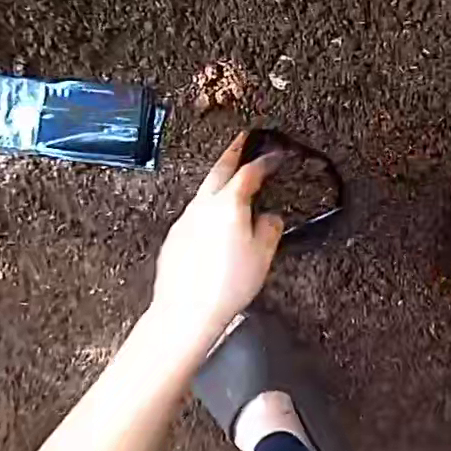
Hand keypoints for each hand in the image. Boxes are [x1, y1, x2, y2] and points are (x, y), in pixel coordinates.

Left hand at [149, 132, 286, 346]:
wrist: (186, 311)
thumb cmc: (226, 285)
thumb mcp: (262, 254)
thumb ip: (269, 228)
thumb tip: (270, 218)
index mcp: (229, 205)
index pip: (250, 172)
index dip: (265, 161)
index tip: (275, 155)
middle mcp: (204, 206)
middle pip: (219, 169)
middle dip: (232, 152)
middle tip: (242, 139)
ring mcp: (186, 220)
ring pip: (205, 191)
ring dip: (219, 180)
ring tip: (230, 178)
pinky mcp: (176, 236)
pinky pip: (195, 213)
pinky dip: (207, 207)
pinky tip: (215, 221)